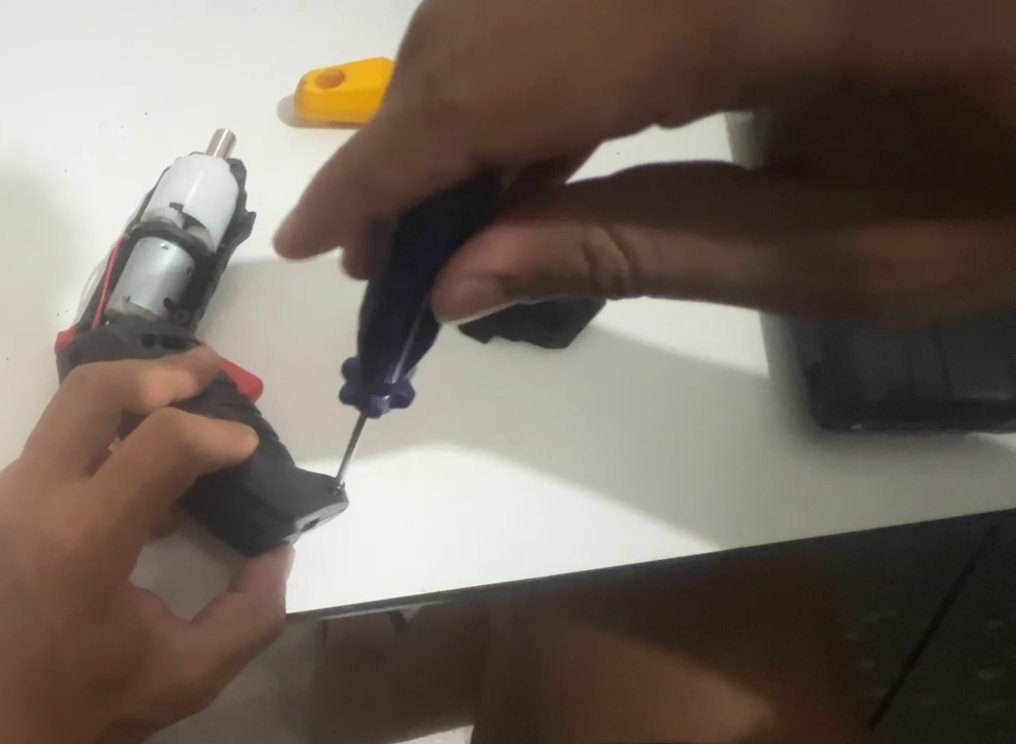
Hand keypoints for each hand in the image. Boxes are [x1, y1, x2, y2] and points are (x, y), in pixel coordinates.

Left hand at [0, 347, 293, 743]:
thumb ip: (251, 611)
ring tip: (174, 432)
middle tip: (207, 373)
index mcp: (82, 541)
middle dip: (160, 373)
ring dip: (123, 412)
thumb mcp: (190, 674)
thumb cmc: (88, 712)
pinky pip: (40, 464)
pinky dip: (89, 459)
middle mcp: (27, 504)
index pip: (160, 442)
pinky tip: (122, 497)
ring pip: (60, 421)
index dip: (215, 434)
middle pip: (92, 391)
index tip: (246, 447)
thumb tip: (274, 551)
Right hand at [275, 0, 1015, 320]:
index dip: (380, 171)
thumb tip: (454, 288)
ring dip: (458, 101)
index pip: (497, 83)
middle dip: (409, 145)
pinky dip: (530, 58)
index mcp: (787, 4)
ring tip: (453, 209)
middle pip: (489, 15)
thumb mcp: (863, 256)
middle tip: (391, 256)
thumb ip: (633, 253)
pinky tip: (537, 137)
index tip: (308, 243)